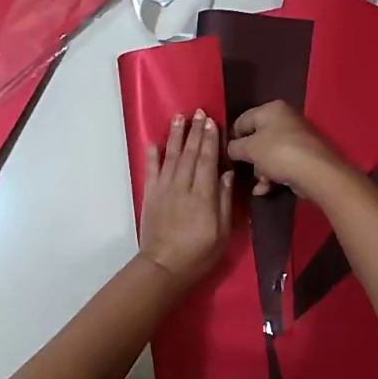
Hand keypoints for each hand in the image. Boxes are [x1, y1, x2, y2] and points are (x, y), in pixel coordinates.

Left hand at [138, 111, 233, 285]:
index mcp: (204, 195)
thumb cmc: (198, 253)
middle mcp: (183, 187)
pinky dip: (153, 155)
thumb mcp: (222, 232)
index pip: (208, 161)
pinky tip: (155, 142)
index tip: (212, 122)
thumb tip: (227, 174)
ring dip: (176, 136)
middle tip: (199, 112)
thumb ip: (224, 201)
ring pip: (172, 157)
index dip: (210, 140)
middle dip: (195, 132)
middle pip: (191, 154)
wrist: (163, 266)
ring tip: (179, 117)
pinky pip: (151, 171)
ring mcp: (164, 190)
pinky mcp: (150, 196)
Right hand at [226, 100, 349, 197]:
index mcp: (271, 109)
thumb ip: (235, 147)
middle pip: (257, 138)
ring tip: (260, 184)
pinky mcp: (303, 155)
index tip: (229, 154)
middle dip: (250, 158)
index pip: (243, 120)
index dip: (233, 137)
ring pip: (269, 153)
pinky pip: (281, 163)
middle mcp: (285, 118)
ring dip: (260, 171)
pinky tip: (265, 189)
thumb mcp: (249, 149)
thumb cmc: (278, 153)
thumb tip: (232, 148)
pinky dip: (272, 175)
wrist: (315, 172)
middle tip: (244, 170)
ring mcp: (296, 137)